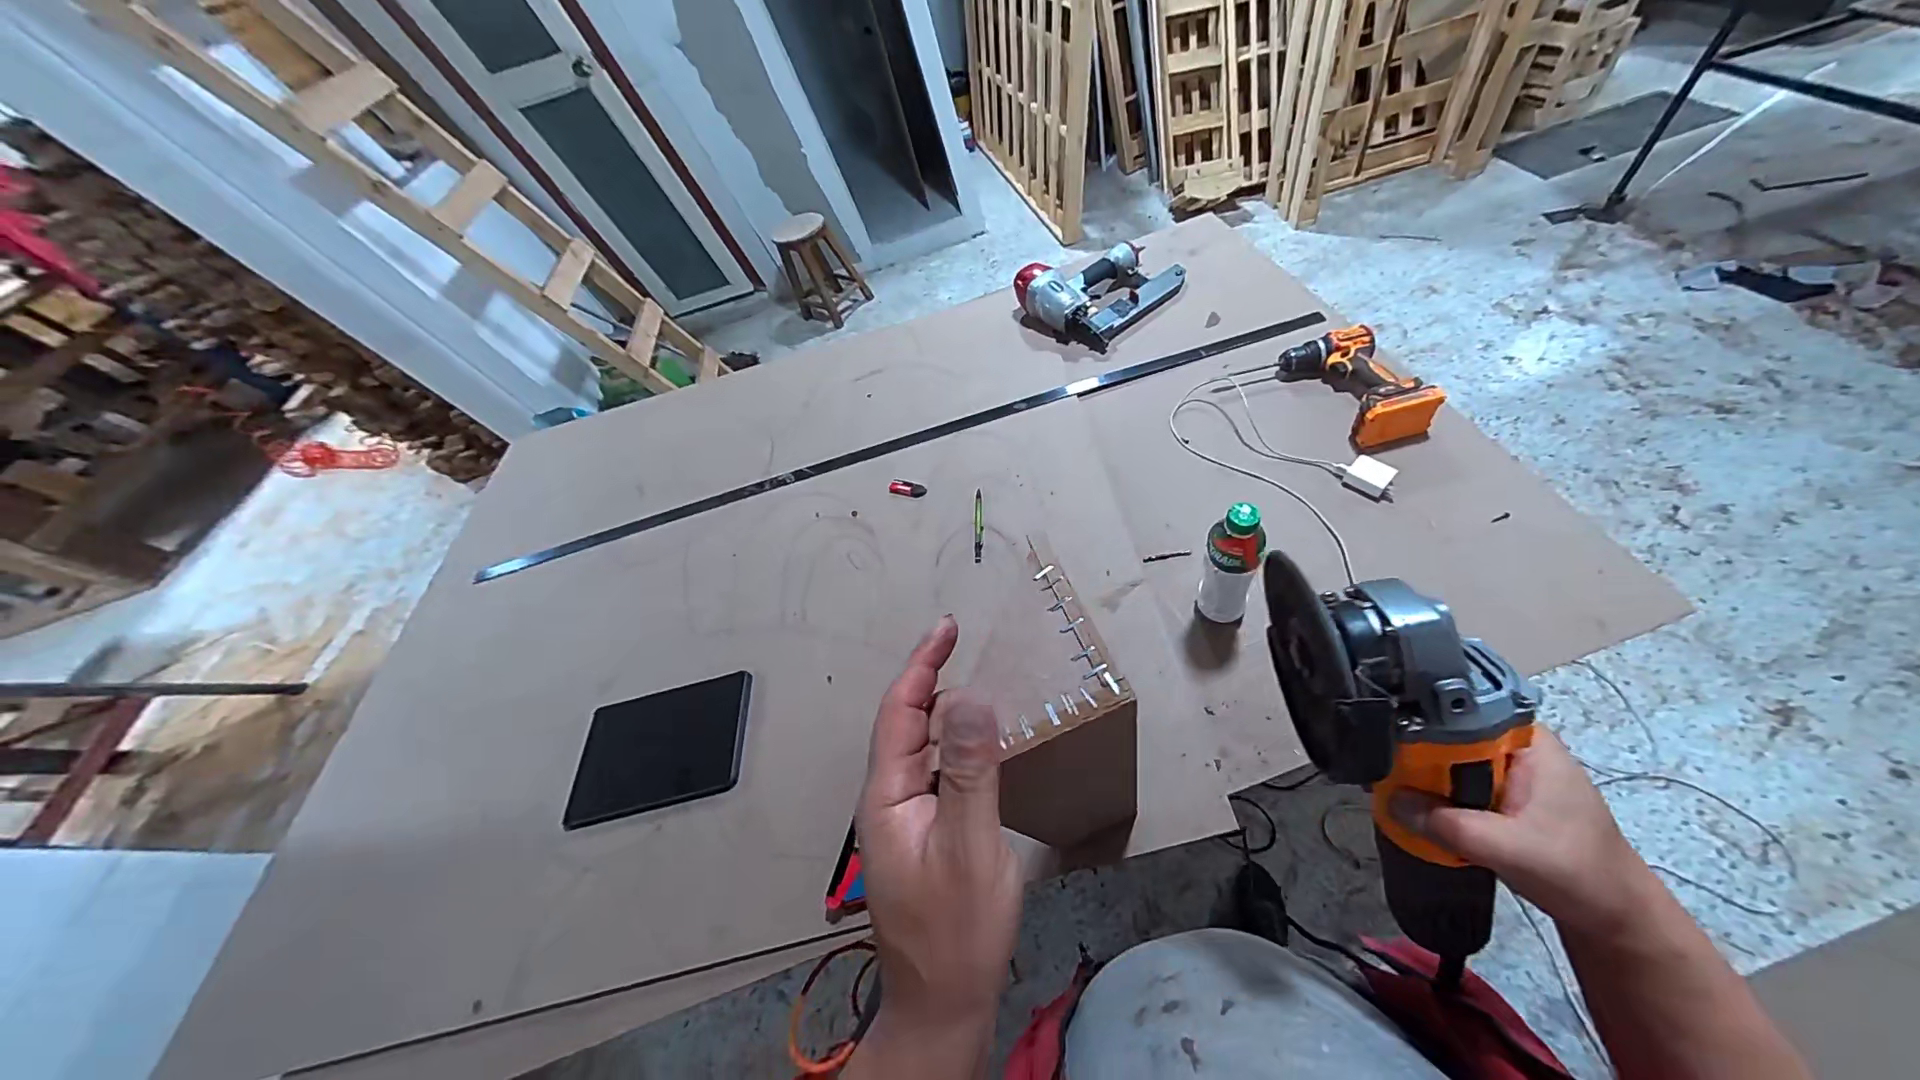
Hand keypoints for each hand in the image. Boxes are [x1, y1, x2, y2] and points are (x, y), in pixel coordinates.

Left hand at [849, 615, 1020, 1072]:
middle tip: (964, 644)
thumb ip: (970, 772)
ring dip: (943, 709)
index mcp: (887, 794)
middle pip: (906, 723)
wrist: (943, 1004)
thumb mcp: (969, 847)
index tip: (947, 627)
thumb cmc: (956, 931)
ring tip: (974, 681)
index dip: (921, 665)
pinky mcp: (924, 832)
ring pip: (921, 747)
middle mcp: (888, 798)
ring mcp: (904, 817)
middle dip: (930, 678)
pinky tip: (978, 741)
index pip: (899, 711)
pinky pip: (936, 771)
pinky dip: (955, 744)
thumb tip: (973, 697)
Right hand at [1391, 727, 1656, 934]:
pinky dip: (1437, 795)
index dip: (1422, 719)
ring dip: (1424, 777)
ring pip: (1451, 762)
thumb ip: (1447, 824)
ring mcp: (1511, 774)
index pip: (1464, 712)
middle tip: (1381, 767)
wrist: (1617, 921)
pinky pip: (1457, 784)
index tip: (1386, 734)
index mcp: (1529, 743)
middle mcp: (1517, 749)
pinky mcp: (1503, 798)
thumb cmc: (1578, 873)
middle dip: (1415, 752)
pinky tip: (1416, 807)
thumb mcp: (1508, 848)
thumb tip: (1390, 800)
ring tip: (1391, 787)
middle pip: (1452, 736)